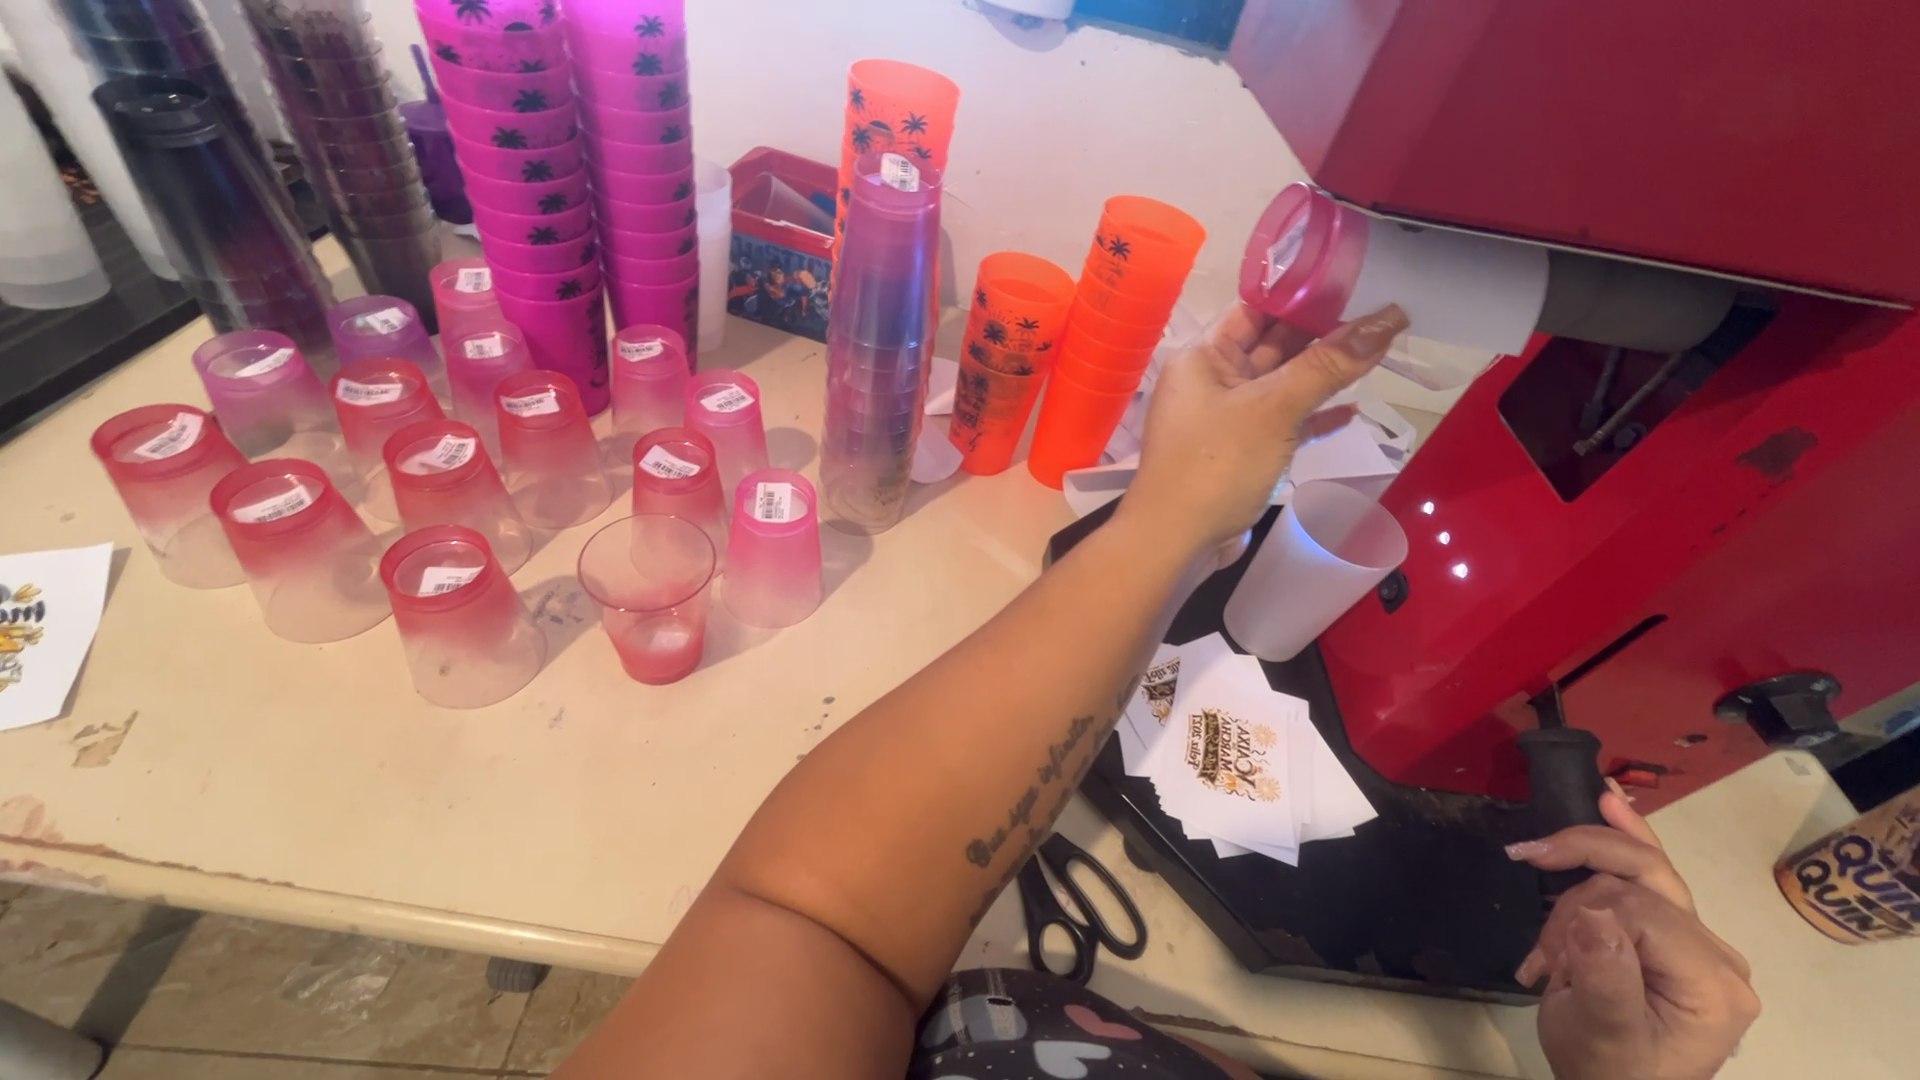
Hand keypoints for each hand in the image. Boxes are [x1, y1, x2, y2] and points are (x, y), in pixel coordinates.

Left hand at [1119, 303, 1406, 558]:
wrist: (1175, 541)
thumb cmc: (1216, 465)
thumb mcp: (1274, 408)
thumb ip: (1329, 364)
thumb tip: (1388, 318)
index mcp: (1203, 357)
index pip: (1255, 308)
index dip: (1302, 294)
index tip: (1355, 280)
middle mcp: (1210, 381)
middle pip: (1272, 344)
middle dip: (1322, 332)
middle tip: (1382, 314)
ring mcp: (1224, 418)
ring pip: (1279, 385)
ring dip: (1323, 375)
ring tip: (1380, 352)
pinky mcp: (1239, 452)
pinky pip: (1281, 423)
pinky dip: (1312, 416)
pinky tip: (1351, 409)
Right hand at [1508, 793, 1759, 1079]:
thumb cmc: (1607, 1068)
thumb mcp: (1601, 1032)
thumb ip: (1605, 977)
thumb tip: (1590, 915)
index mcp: (1711, 981)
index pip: (1639, 908)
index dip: (1581, 912)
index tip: (1544, 951)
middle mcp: (1716, 955)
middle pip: (1645, 873)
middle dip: (1579, 861)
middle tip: (1524, 854)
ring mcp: (1695, 943)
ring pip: (1637, 867)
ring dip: (1577, 879)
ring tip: (1542, 904)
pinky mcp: (1671, 935)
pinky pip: (1648, 871)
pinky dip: (1622, 835)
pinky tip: (1608, 803)